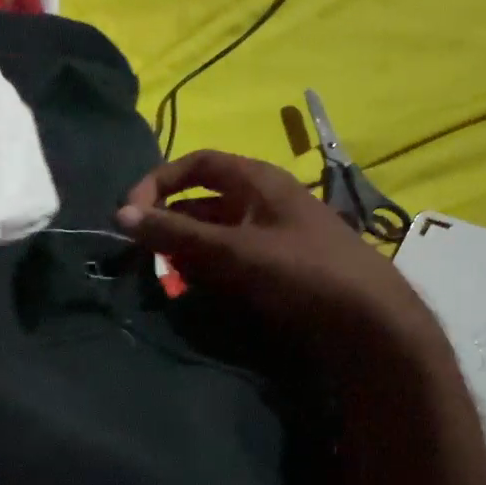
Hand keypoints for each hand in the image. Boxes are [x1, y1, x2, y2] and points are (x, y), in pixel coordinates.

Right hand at [117, 150, 441, 360]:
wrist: (365, 319)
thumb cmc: (299, 272)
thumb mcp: (230, 250)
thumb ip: (173, 233)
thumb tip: (120, 214)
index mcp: (258, 181)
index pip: (195, 164)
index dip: (158, 182)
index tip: (130, 214)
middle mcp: (261, 200)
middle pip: (198, 201)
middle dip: (165, 224)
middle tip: (140, 253)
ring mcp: (268, 233)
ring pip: (208, 233)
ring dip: (181, 251)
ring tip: (165, 276)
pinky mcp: (271, 264)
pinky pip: (223, 258)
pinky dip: (201, 269)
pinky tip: (193, 290)